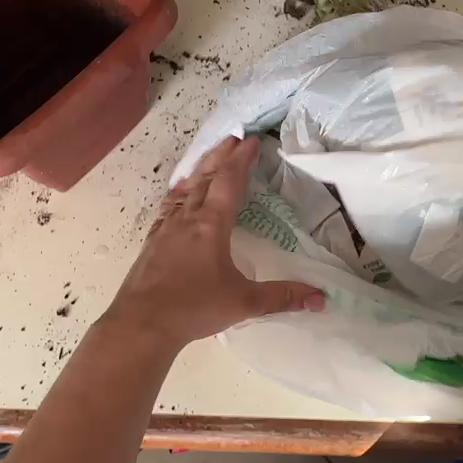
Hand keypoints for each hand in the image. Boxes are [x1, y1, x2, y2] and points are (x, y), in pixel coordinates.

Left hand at [98, 136, 323, 351]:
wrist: (140, 325)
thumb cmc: (194, 308)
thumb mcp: (244, 303)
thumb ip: (283, 297)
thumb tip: (322, 299)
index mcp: (211, 225)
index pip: (229, 181)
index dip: (241, 159)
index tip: (251, 140)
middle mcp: (187, 219)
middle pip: (205, 177)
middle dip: (221, 155)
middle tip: (233, 137)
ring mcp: (165, 229)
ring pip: (185, 189)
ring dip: (199, 169)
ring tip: (209, 157)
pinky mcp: (152, 243)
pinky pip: (168, 207)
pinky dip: (178, 193)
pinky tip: (178, 196)